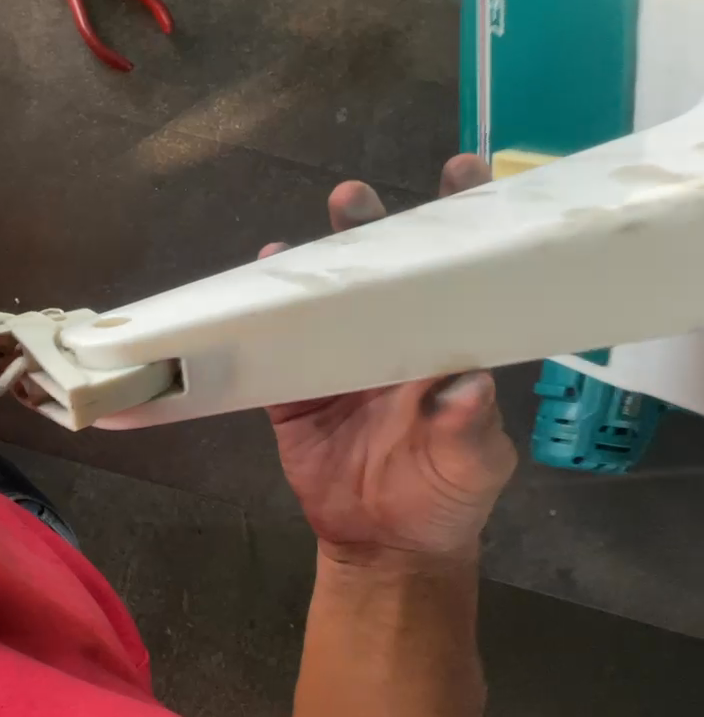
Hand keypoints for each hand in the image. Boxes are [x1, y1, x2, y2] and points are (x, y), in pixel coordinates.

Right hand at [262, 155, 517, 569]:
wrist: (376, 540)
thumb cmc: (441, 499)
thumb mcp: (472, 467)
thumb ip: (468, 428)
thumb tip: (463, 383)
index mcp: (442, 353)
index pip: (458, 280)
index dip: (464, 227)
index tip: (463, 176)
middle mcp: (388, 347)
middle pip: (378, 278)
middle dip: (368, 233)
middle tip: (351, 198)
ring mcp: (333, 366)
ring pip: (318, 306)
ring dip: (303, 272)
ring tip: (287, 243)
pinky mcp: (287, 392)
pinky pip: (267, 352)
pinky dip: (252, 323)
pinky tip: (244, 294)